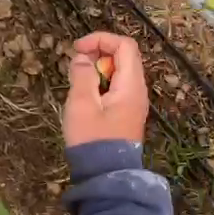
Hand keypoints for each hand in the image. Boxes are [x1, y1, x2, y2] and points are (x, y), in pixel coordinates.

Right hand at [63, 32, 148, 146]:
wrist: (105, 174)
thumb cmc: (92, 138)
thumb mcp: (82, 104)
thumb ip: (82, 75)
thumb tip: (83, 57)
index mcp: (131, 86)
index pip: (125, 46)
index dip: (101, 40)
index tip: (77, 49)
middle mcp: (137, 91)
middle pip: (125, 57)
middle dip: (99, 52)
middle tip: (75, 62)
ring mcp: (133, 103)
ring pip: (120, 72)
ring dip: (98, 68)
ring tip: (77, 79)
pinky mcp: (125, 114)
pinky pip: (116, 87)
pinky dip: (101, 82)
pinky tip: (85, 95)